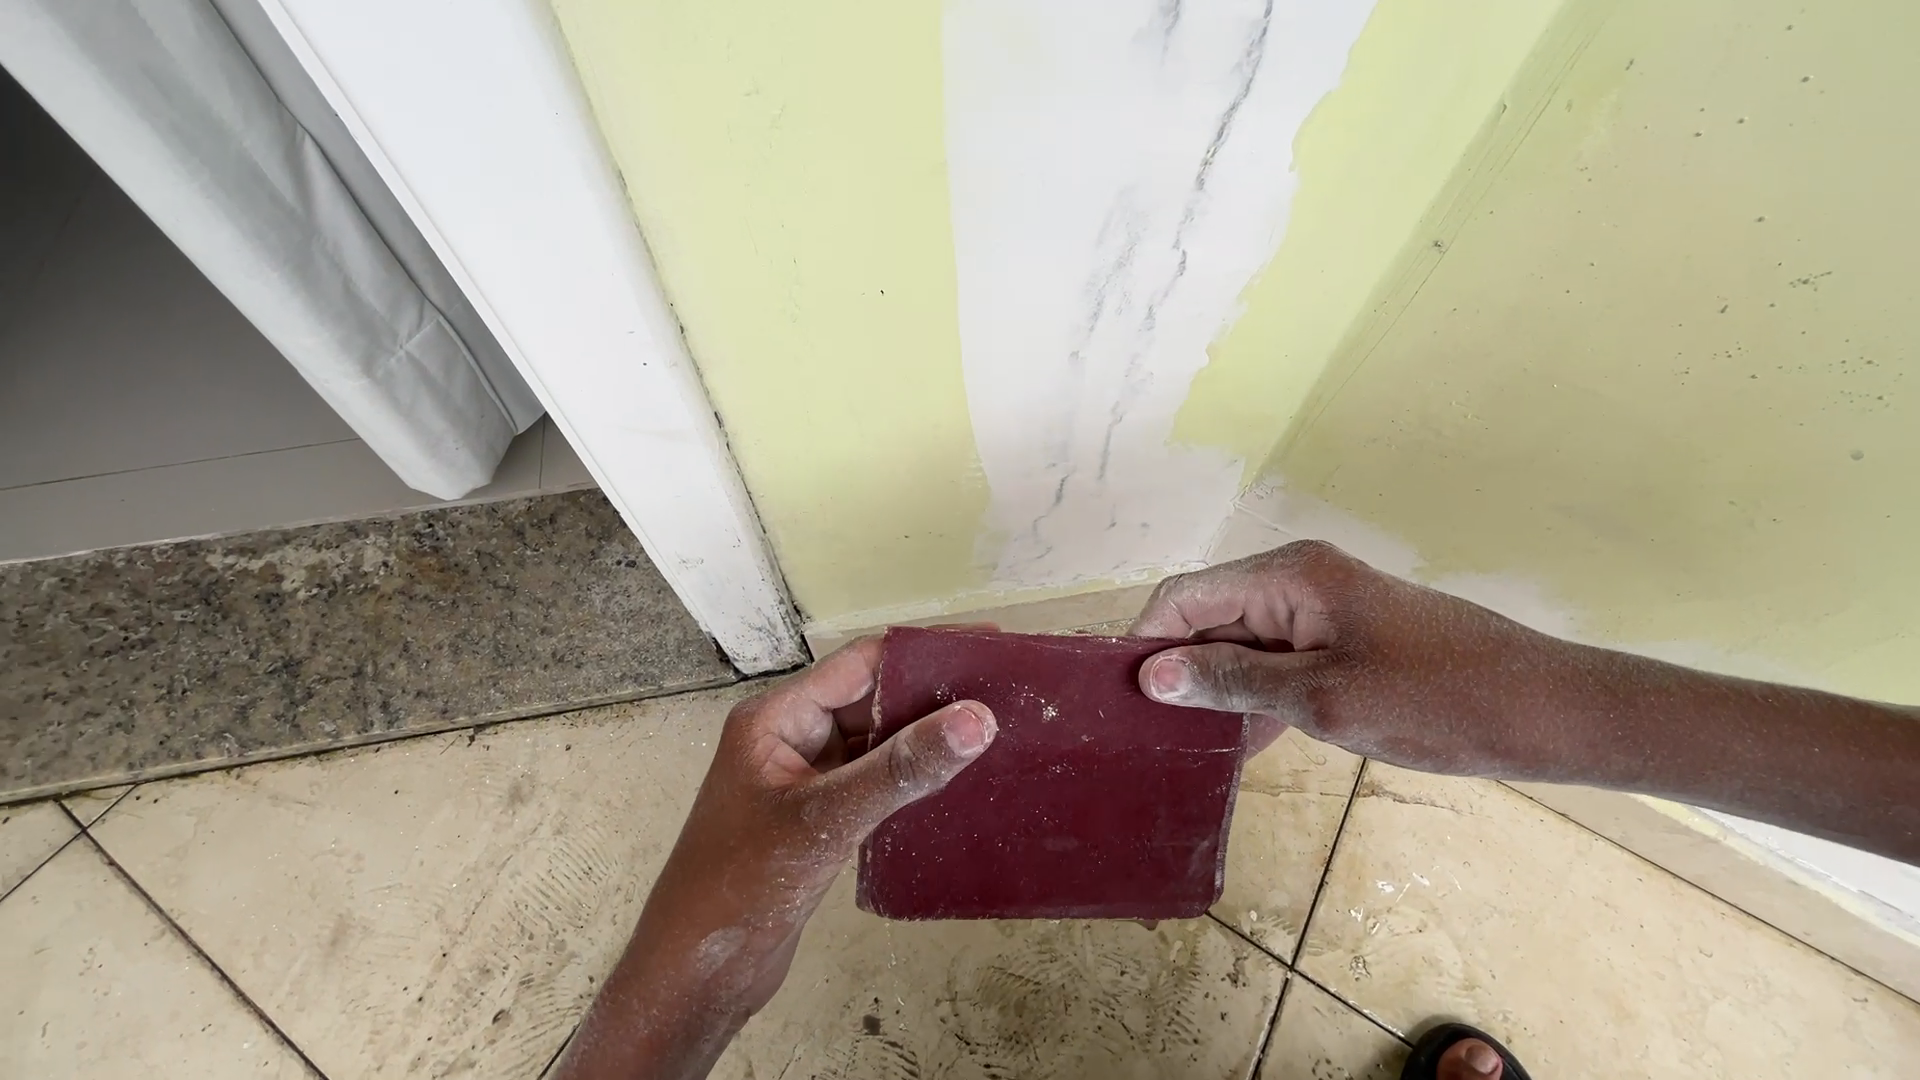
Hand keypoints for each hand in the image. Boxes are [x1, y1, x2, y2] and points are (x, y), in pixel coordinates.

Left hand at [556, 637, 994, 1079]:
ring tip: (990, 727)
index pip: (859, 663)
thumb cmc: (742, 886)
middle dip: (931, 692)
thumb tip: (976, 719)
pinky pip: (873, 778)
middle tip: (1000, 688)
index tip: (982, 646)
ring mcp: (806, 776)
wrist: (696, 979)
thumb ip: (899, 769)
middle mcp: (792, 735)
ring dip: (923, 735)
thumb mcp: (826, 819)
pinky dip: (909, 774)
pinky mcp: (821, 815)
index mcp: (777, 717)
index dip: (922, 651)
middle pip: (871, 698)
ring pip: (875, 740)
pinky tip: (953, 777)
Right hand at [1131, 539, 1581, 777]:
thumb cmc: (1439, 701)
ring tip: (1185, 739)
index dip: (1146, 640)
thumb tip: (1150, 675)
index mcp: (1288, 575)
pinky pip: (1275, 656)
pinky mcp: (1341, 634)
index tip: (1121, 697)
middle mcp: (1296, 578)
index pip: (1185, 595)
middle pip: (1208, 614)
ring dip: (1215, 684)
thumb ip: (1230, 681)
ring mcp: (1320, 605)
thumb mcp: (1321, 699)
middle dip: (1179, 666)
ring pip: (1239, 639)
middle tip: (1150, 728)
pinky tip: (1241, 738)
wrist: (1555, 714)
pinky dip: (1255, 692)